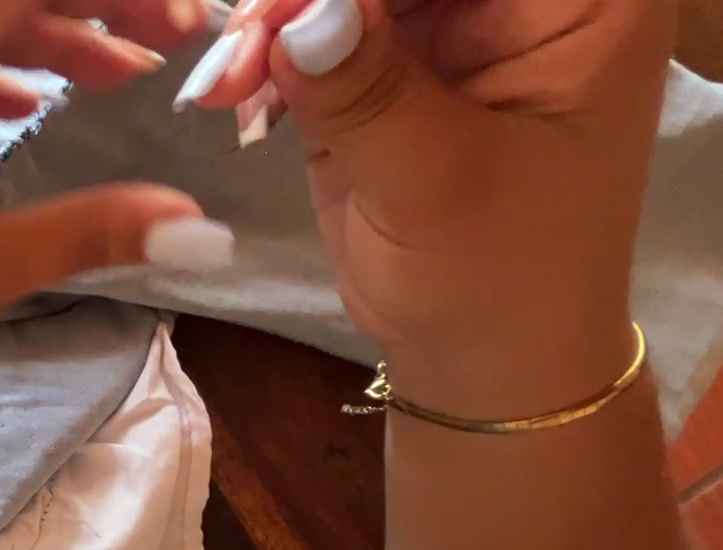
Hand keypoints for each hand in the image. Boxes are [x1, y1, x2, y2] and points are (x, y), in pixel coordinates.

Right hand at [181, 0, 673, 406]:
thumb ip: (369, 93)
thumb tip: (300, 17)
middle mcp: (505, 1)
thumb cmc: (493, 270)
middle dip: (300, 0)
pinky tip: (233, 94)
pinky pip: (313, 44)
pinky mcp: (376, 85)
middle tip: (230, 62)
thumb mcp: (435, 180)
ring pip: (338, 0)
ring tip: (218, 88)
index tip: (281, 18)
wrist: (476, 342)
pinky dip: (267, 64)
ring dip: (270, 32)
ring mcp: (435, 39)